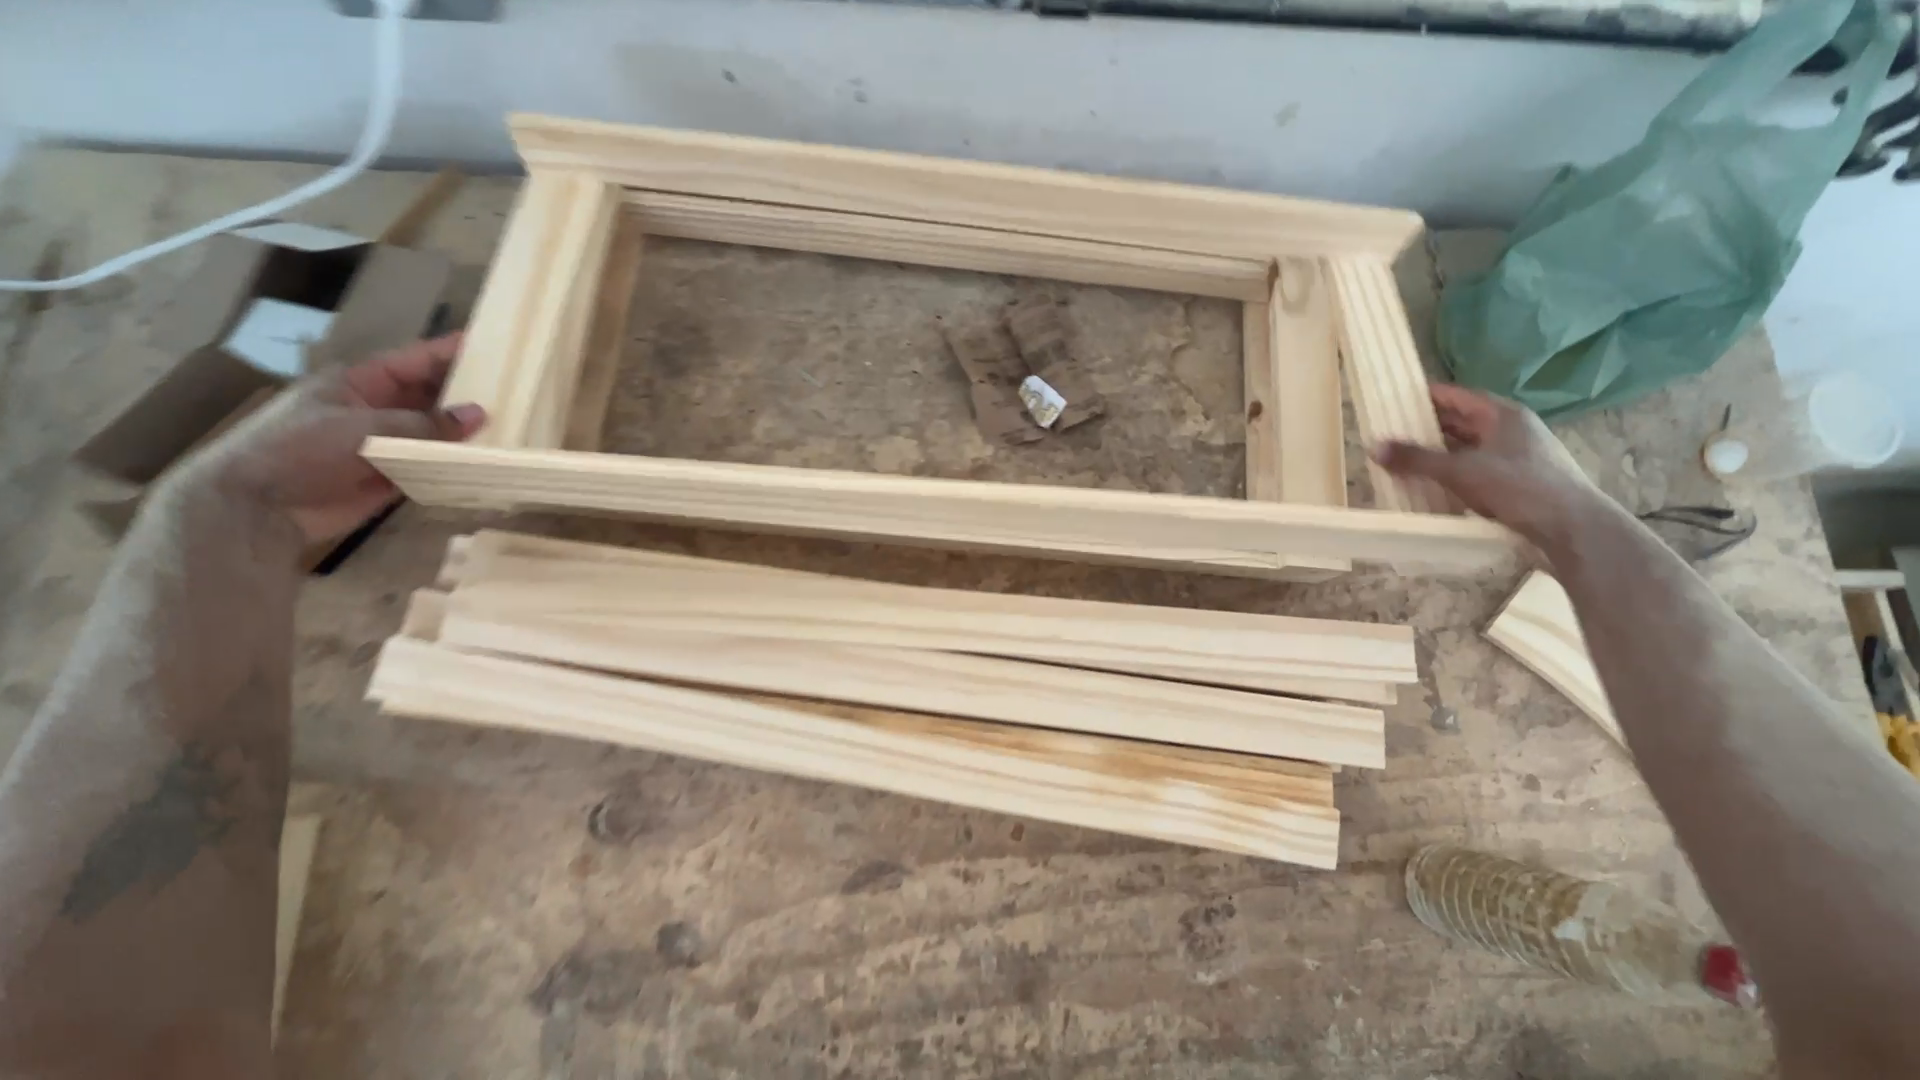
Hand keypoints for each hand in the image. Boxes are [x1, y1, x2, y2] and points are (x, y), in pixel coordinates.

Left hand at [188, 333, 485, 544]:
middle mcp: (376, 409)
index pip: (413, 361)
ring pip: (435, 432)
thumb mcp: (359, 427)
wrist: (257, 509)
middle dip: (466, 394)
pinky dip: (456, 463)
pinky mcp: (392, 478)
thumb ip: (421, 423)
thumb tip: (479, 414)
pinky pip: (432, 465)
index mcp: (359, 383)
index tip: (491, 346)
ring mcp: (385, 445)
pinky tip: (489, 461)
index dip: (449, 352)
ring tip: (514, 427)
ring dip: (466, 432)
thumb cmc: (296, 450)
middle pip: (430, 396)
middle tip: (515, 392)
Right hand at [1372, 384, 1606, 550]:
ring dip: (1442, 452)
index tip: (1397, 401)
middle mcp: (1512, 430)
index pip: (1458, 396)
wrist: (1572, 526)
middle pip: (1464, 422)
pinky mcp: (1520, 481)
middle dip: (1430, 427)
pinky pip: (1479, 469)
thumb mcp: (1460, 471)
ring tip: (1409, 460)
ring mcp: (1519, 456)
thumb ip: (1416, 459)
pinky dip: (1456, 473)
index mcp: (1503, 415)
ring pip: (1471, 447)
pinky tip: (1437, 485)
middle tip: (1396, 433)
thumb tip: (1373, 447)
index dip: (1428, 397)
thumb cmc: (1518, 487)